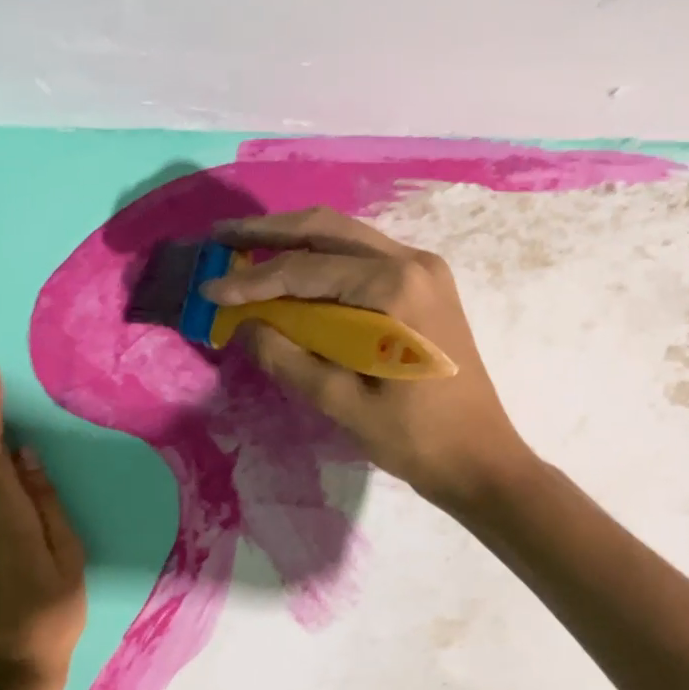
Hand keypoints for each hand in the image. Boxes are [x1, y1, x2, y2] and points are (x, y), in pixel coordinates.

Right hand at [205, 207, 535, 507]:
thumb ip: (289, 360)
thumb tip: (245, 326)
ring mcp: (423, 271)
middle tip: (219, 238)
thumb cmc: (416, 437)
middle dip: (268, 233)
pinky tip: (290, 275)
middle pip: (326, 230)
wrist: (480, 458)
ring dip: (292, 242)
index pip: (306, 271)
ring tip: (243, 248)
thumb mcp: (343, 403)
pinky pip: (361, 259)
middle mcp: (413, 262)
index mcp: (396, 288)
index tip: (208, 290)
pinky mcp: (424, 287)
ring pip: (344, 239)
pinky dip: (319, 261)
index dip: (251, 281)